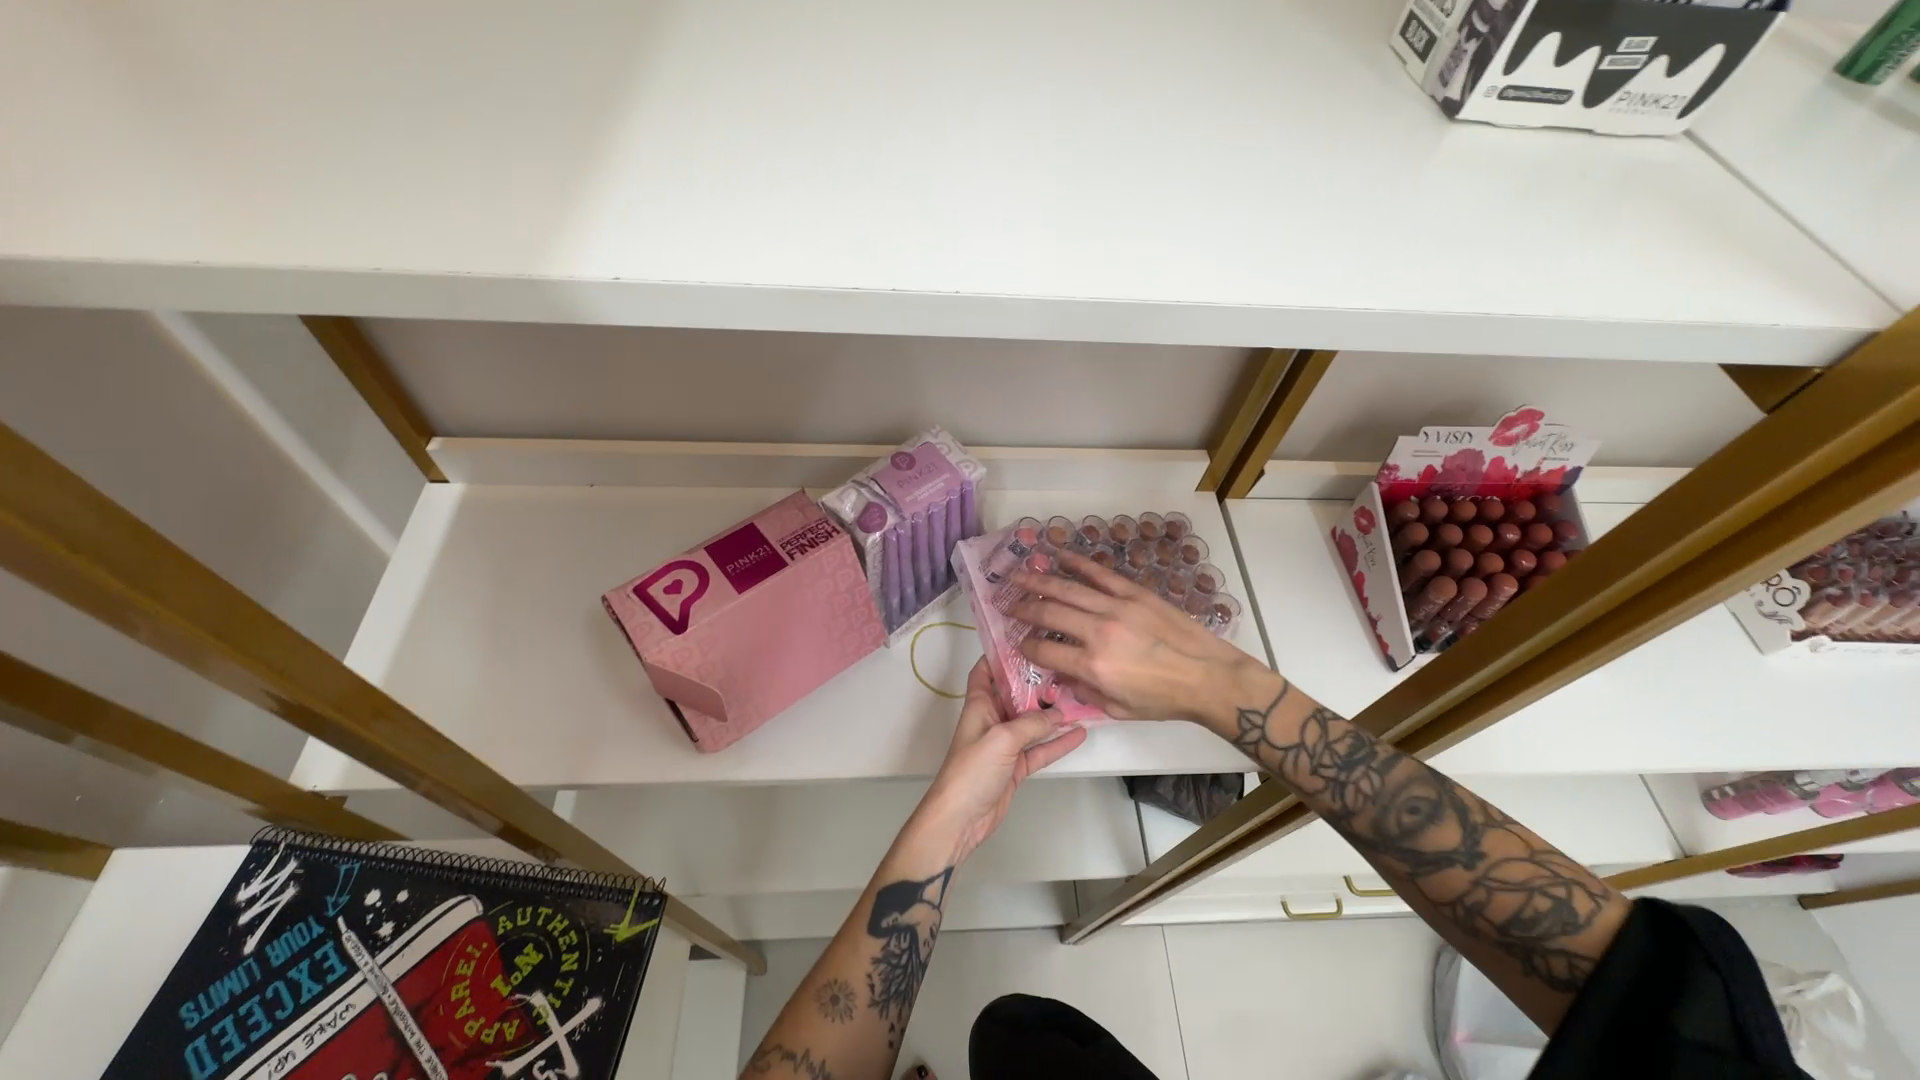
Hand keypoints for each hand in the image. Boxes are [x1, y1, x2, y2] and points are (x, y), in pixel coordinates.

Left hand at [910, 659, 1088, 863]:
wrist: (961, 818)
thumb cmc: (972, 770)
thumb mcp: (1002, 739)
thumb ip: (1032, 723)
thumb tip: (1059, 713)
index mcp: (979, 705)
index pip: (985, 670)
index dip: (1000, 654)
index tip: (1026, 640)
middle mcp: (992, 720)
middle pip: (1016, 694)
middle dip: (1037, 682)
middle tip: (1066, 666)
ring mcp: (1005, 744)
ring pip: (1033, 722)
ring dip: (1053, 713)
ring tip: (1079, 697)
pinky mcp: (1016, 766)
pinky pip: (1040, 749)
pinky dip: (1058, 742)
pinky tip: (1080, 733)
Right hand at [1009, 550, 1264, 725]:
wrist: (1208, 676)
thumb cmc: (1163, 699)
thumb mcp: (1118, 708)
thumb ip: (1084, 692)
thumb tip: (1062, 677)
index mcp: (1093, 666)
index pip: (1044, 652)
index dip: (1026, 648)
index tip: (1020, 644)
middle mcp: (1098, 632)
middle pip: (1048, 613)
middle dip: (1022, 609)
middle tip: (1006, 605)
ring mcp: (1117, 607)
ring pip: (1068, 589)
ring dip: (1038, 581)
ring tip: (1017, 576)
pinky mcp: (1135, 593)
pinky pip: (1100, 574)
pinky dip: (1077, 564)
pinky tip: (1059, 557)